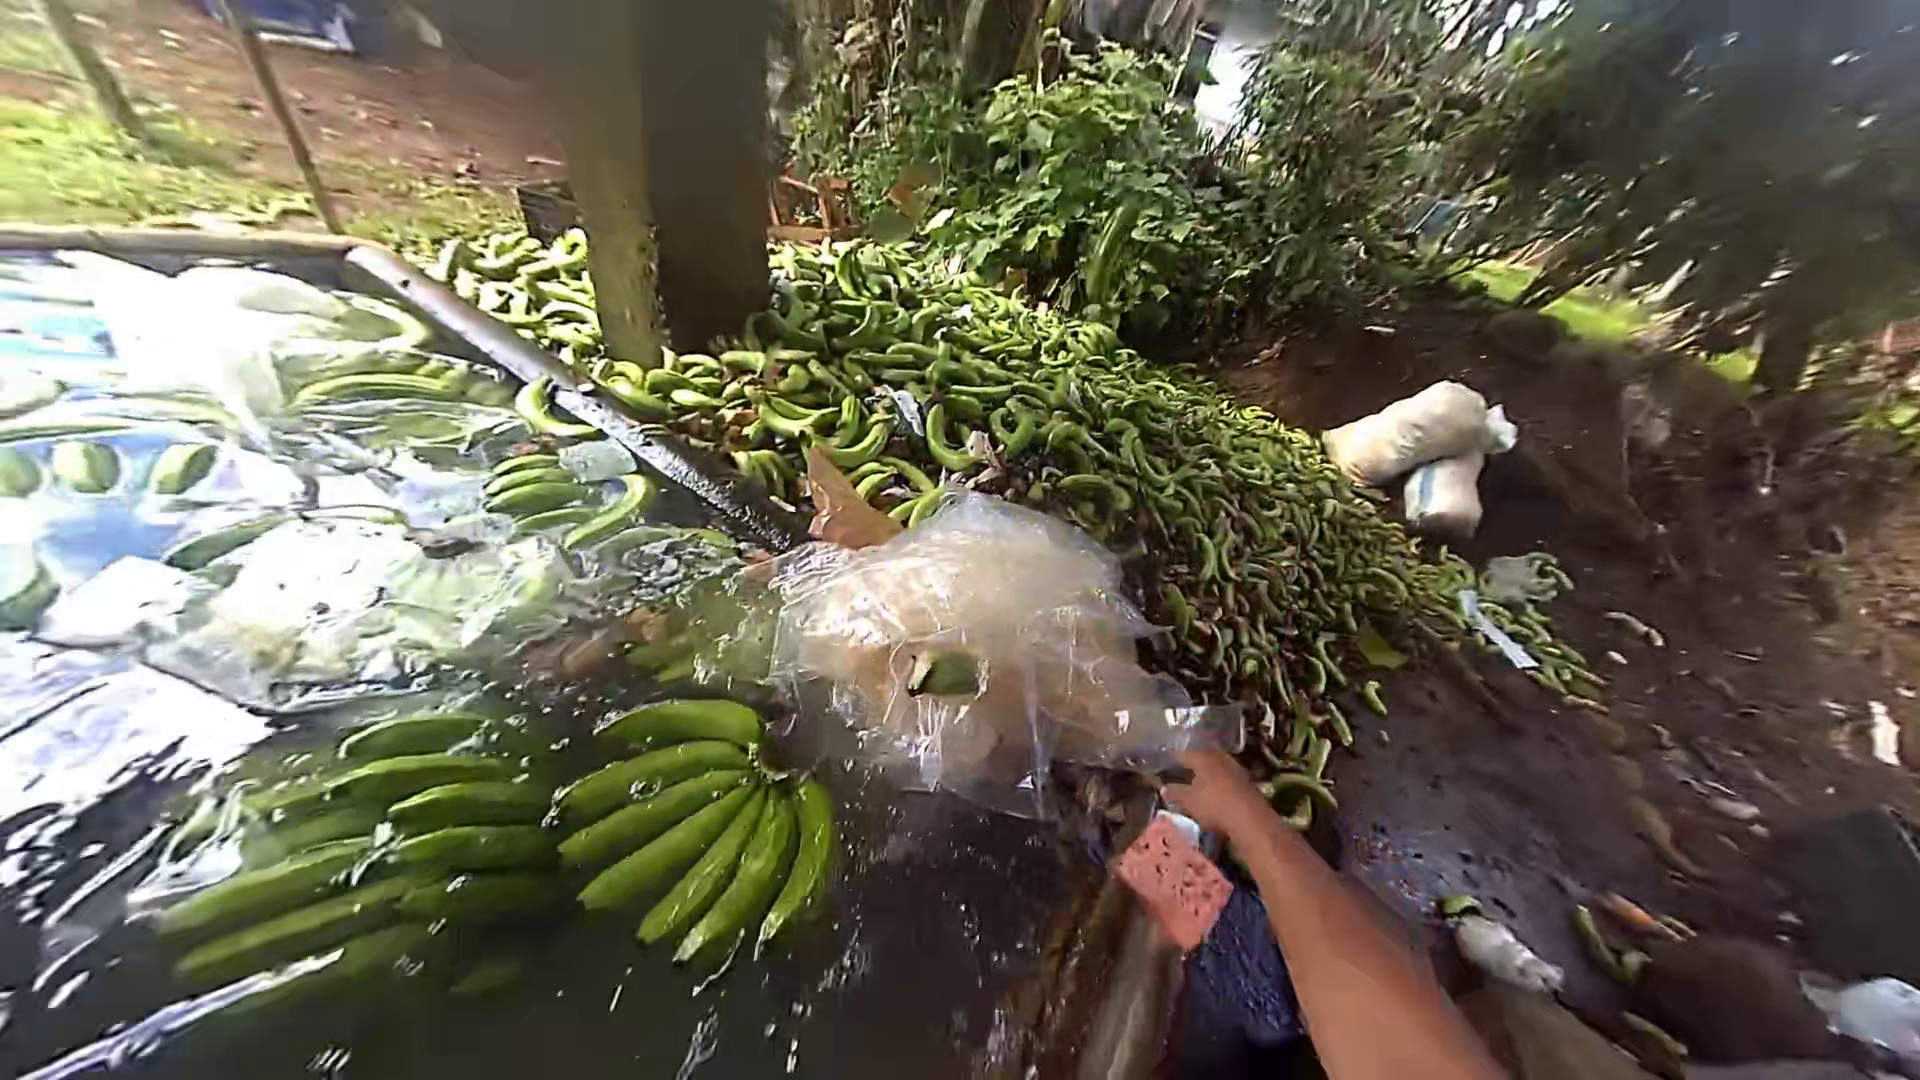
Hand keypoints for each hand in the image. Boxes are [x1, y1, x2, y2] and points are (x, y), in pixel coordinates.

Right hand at [1162, 748, 1272, 841]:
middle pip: (1200, 759)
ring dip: (1206, 776)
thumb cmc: (1215, 806)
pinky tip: (1214, 795)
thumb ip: (1174, 793)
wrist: (1253, 821)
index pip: (1182, 754)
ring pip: (1215, 768)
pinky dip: (1218, 785)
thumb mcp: (1188, 801)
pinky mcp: (1247, 783)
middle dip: (1190, 767)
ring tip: (1196, 786)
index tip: (1163, 767)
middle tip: (1179, 775)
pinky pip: (1226, 779)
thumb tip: (1163, 788)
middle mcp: (1219, 757)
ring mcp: (1236, 769)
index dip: (1170, 761)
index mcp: (1203, 757)